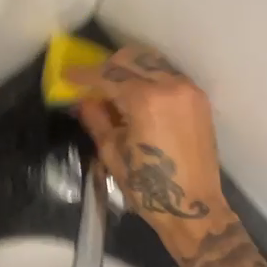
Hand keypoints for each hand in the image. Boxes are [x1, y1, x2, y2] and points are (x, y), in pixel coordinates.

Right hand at [68, 47, 230, 244]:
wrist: (193, 207)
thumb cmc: (148, 187)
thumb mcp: (112, 152)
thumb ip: (96, 119)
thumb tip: (83, 100)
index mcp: (147, 99)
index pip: (109, 75)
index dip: (84, 75)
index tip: (67, 76)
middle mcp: (171, 85)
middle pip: (132, 59)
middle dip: (108, 68)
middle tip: (91, 84)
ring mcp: (189, 90)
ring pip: (153, 63)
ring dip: (130, 70)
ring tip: (114, 91)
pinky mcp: (199, 99)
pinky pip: (168, 76)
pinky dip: (150, 78)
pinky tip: (138, 98)